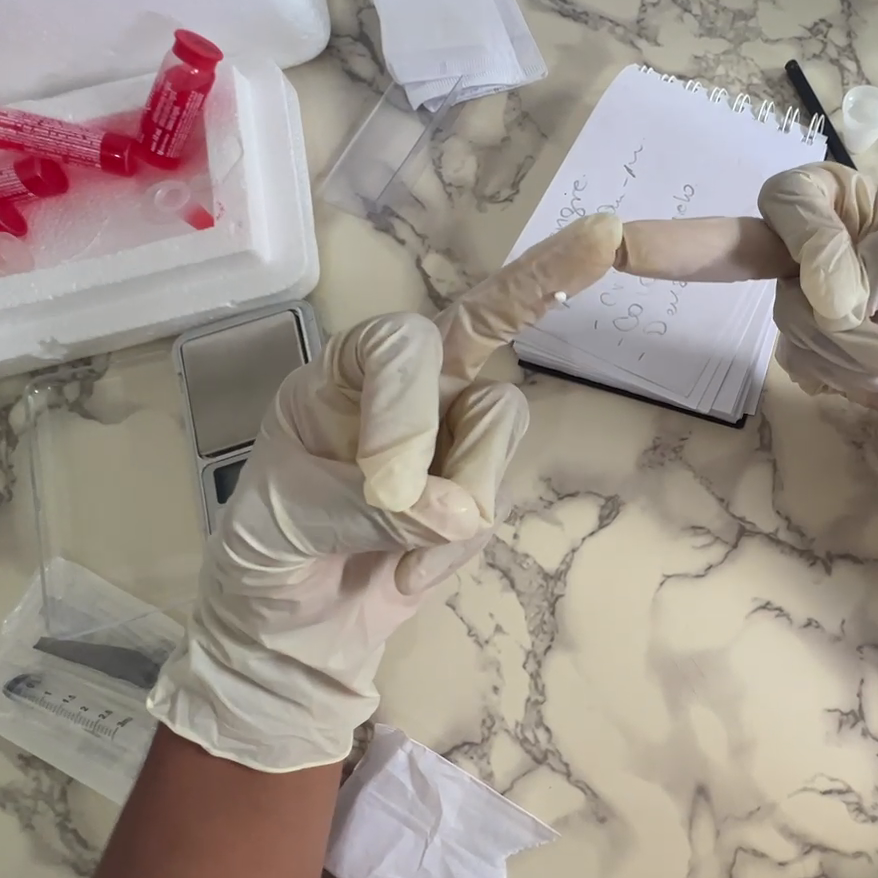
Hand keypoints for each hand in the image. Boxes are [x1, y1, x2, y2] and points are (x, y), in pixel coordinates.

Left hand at [147, 214, 622, 771]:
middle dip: (524, 307)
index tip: (411, 492)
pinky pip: (500, 485)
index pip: (396, 353)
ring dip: (460, 486)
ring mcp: (462, 428)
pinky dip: (463, 525)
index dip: (410, 412)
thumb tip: (442, 503)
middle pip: (482, 335)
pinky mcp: (490, 477)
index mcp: (340, 380)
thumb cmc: (273, 561)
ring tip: (397, 534)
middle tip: (604, 246)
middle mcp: (410, 385)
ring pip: (501, 427)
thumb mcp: (282, 521)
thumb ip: (360, 494)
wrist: (304, 631)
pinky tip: (419, 548)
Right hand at [758, 163, 877, 476]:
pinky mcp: (808, 350)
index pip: (789, 198)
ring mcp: (806, 301)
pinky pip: (798, 361)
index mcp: (848, 203)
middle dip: (836, 321)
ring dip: (856, 356)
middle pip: (778, 274)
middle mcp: (816, 247)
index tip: (847, 297)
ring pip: (792, 323)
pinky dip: (845, 378)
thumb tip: (836, 299)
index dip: (806, 240)